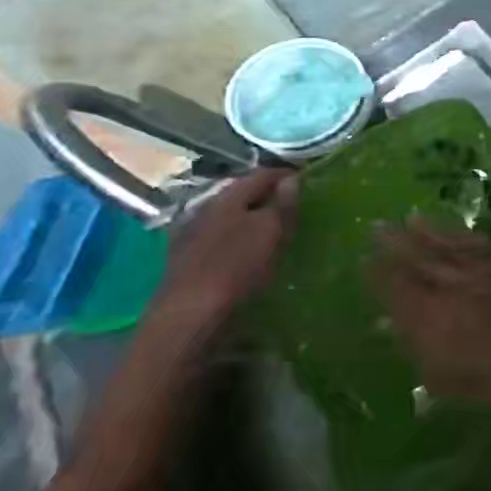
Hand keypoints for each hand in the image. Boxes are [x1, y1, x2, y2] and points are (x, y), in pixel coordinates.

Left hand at [153, 168, 299, 325]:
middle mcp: (204, 208)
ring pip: (228, 215)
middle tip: (292, 204)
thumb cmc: (236, 267)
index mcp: (227, 197)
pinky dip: (236, 236)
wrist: (188, 316)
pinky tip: (246, 251)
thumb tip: (291, 179)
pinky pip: (218, 237)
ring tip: (272, 228)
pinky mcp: (184, 259)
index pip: (261, 174)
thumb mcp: (270, 231)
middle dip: (266, 195)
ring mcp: (190, 234)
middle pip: (241, 193)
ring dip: (250, 217)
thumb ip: (282, 204)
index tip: (306, 181)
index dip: (285, 175)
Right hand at [371, 219, 490, 406]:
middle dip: (395, 242)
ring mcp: (480, 272)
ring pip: (447, 245)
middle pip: (417, 259)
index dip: (378, 274)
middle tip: (376, 226)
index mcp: (430, 318)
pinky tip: (457, 231)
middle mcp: (451, 287)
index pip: (396, 289)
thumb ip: (417, 351)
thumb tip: (390, 326)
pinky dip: (463, 235)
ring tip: (409, 218)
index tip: (364, 259)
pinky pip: (478, 244)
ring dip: (426, 231)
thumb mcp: (446, 381)